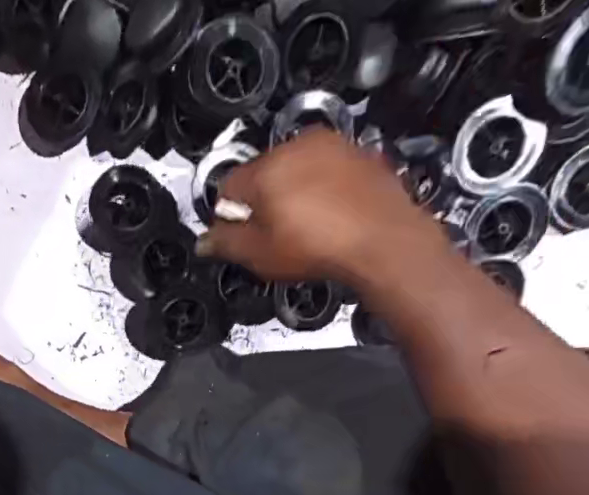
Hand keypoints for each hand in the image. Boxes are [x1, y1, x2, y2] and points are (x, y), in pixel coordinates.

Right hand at [196, 131, 434, 284]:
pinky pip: (327, 169)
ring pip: (296, 168)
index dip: (229, 213)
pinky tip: (330, 217)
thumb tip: (206, 241)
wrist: (382, 241)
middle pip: (262, 173)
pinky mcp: (357, 153)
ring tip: (306, 228)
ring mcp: (331, 145)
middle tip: (274, 236)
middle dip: (263, 202)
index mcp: (265, 169)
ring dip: (293, 193)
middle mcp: (297, 147)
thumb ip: (226, 243)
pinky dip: (323, 189)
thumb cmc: (323, 247)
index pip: (227, 185)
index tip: (238, 232)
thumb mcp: (261, 255)